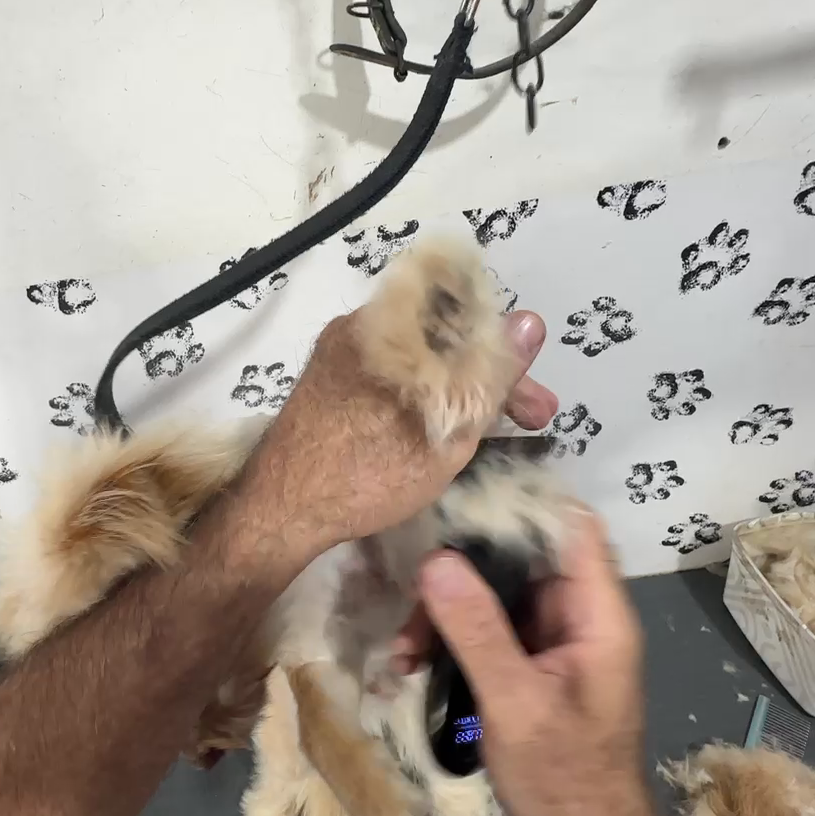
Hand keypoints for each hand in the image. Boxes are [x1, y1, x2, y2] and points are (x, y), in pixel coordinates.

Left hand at [232, 310, 555, 561]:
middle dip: (492, 374)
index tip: (530, 392)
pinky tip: (444, 429)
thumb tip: (529, 320)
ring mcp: (340, 355)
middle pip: (444, 336)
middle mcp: (360, 327)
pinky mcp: (328, 383)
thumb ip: (490, 373)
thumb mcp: (447, 427)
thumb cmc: (367, 470)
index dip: (506, 345)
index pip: (464, 307)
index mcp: (388, 323)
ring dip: (461, 387)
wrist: (280, 508)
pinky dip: (424, 395)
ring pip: (420, 359)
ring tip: (493, 432)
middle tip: (534, 417)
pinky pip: (391, 375)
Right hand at [407, 516, 708, 815]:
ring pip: (489, 588)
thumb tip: (436, 559)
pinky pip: (480, 622)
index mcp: (596, 613)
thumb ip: (477, 630)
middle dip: (461, 565)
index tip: (462, 493)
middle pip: (517, 554)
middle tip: (413, 584)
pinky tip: (412, 660)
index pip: (570, 526)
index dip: (523, 500)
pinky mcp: (522, 654)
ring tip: (405, 644)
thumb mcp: (516, 703)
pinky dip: (445, 634)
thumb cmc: (564, 776)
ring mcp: (546, 633)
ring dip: (442, 609)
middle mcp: (573, 612)